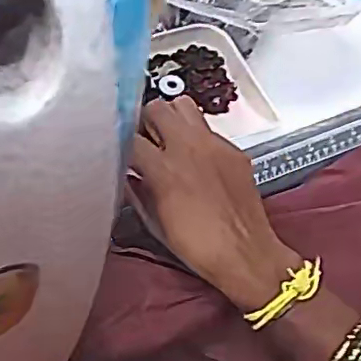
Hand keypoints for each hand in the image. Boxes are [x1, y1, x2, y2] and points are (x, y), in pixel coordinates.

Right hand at [128, 97, 301, 308]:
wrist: (244, 254)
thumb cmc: (198, 247)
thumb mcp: (155, 222)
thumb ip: (138, 192)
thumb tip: (128, 177)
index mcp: (164, 169)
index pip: (130, 138)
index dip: (119, 143)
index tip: (116, 151)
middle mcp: (188, 148)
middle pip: (156, 108)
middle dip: (144, 122)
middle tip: (142, 140)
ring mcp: (214, 145)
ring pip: (184, 106)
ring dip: (170, 118)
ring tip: (166, 140)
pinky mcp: (234, 150)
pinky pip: (207, 129)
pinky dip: (194, 136)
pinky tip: (193, 159)